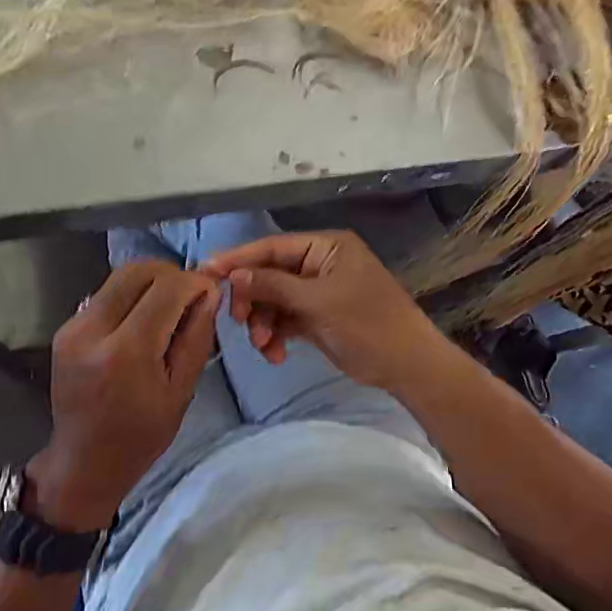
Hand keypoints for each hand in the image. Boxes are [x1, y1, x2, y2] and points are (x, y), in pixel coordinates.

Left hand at [27, 261, 218, 530]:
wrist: (85, 461)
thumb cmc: (142, 434)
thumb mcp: (183, 389)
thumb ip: (197, 336)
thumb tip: (210, 293)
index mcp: (126, 352)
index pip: (167, 289)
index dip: (195, 283)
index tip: (212, 294)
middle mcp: (93, 330)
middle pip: (138, 271)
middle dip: (173, 275)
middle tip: (192, 297)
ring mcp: (73, 327)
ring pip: (120, 277)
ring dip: (153, 283)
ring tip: (172, 308)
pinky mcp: (66, 328)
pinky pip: (107, 294)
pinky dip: (134, 296)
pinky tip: (146, 321)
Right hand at [199, 230, 453, 392]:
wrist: (405, 363)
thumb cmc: (367, 323)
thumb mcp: (318, 302)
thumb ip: (273, 286)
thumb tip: (233, 275)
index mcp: (327, 247)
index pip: (273, 247)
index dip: (239, 259)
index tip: (206, 273)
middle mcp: (321, 265)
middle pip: (270, 275)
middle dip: (253, 299)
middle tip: (239, 321)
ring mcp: (319, 293)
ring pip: (275, 301)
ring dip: (263, 323)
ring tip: (265, 345)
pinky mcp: (318, 318)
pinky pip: (286, 321)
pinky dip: (276, 335)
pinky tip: (276, 354)